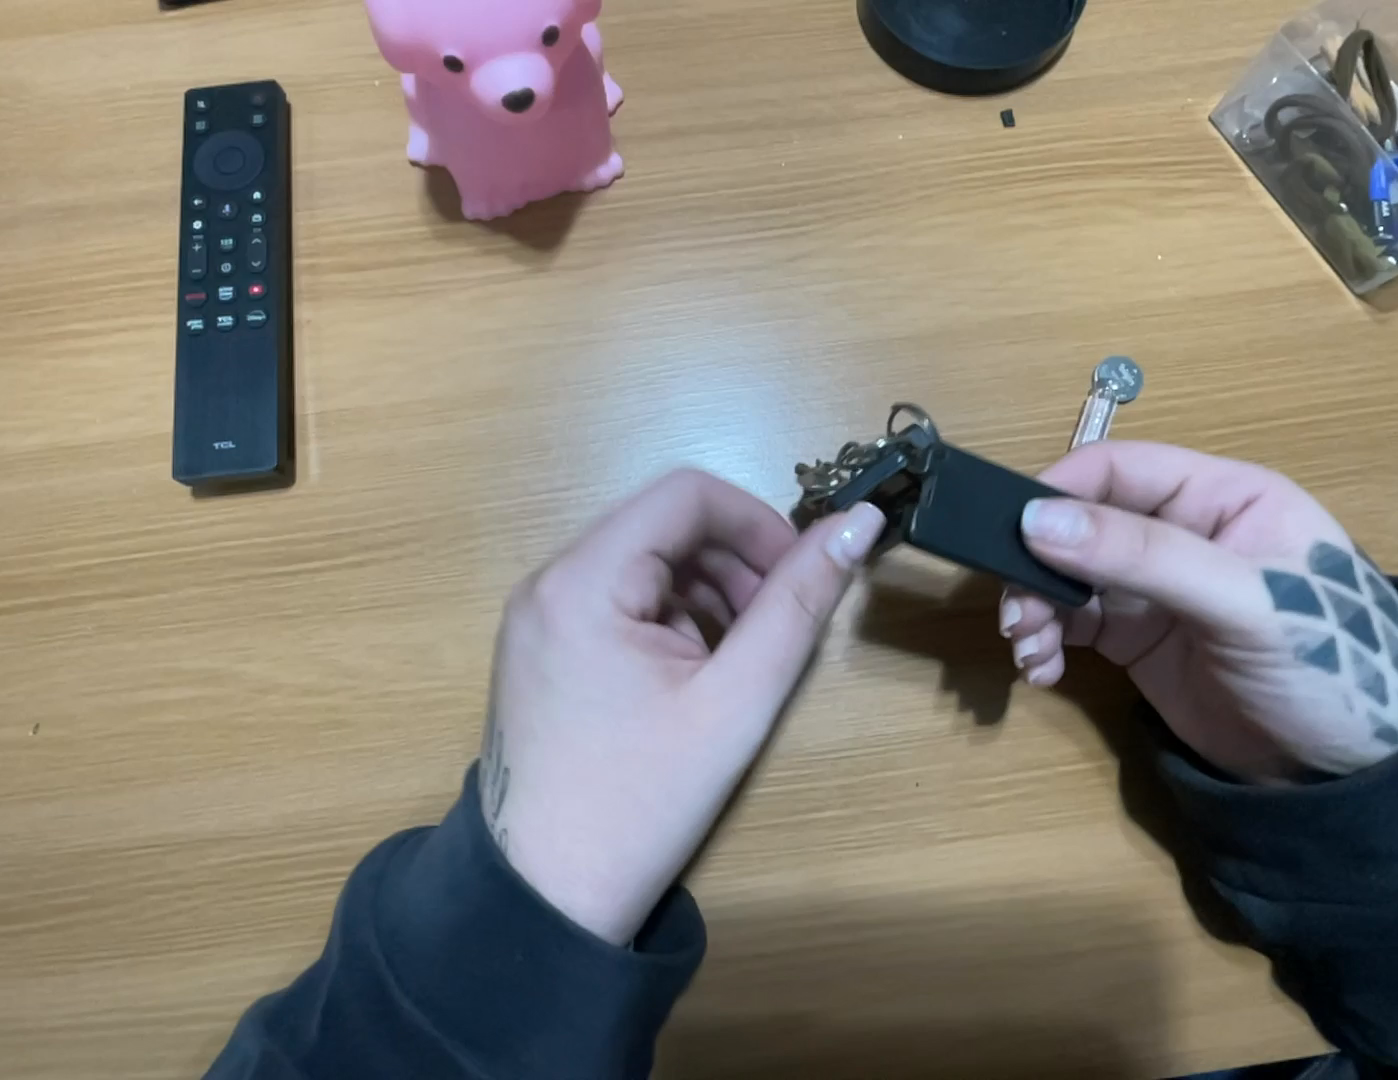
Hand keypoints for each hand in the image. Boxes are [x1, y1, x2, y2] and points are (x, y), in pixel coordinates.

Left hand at [481, 470, 886, 943]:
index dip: (757, 522)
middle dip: (733, 564)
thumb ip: (798, 604)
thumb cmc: (642, 802)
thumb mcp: (735, 701)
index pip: (686, 494)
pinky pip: (618, 600)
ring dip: (706, 593)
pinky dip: (670, 618)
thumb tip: (859, 524)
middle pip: (663, 527)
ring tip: (734, 661)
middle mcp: (549, 580)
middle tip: (773, 628)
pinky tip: (690, 673)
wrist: (546, 898)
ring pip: (644, 563)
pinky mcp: (542, 644)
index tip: (799, 576)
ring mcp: (538, 613)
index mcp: (582, 579)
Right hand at [1000, 442, 1397, 782]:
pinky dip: (1042, 643)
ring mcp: (1149, 588)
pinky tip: (1041, 670)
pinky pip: (1065, 624)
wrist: (1357, 782)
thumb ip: (1142, 556)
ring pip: (1060, 576)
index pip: (1116, 470)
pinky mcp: (1130, 636)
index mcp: (1218, 498)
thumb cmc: (1331, 668)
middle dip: (1035, 568)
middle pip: (1074, 526)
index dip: (1056, 494)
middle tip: (1016, 615)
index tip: (1012, 537)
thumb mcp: (1243, 603)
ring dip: (1031, 609)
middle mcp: (1176, 533)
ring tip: (1028, 651)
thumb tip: (1035, 521)